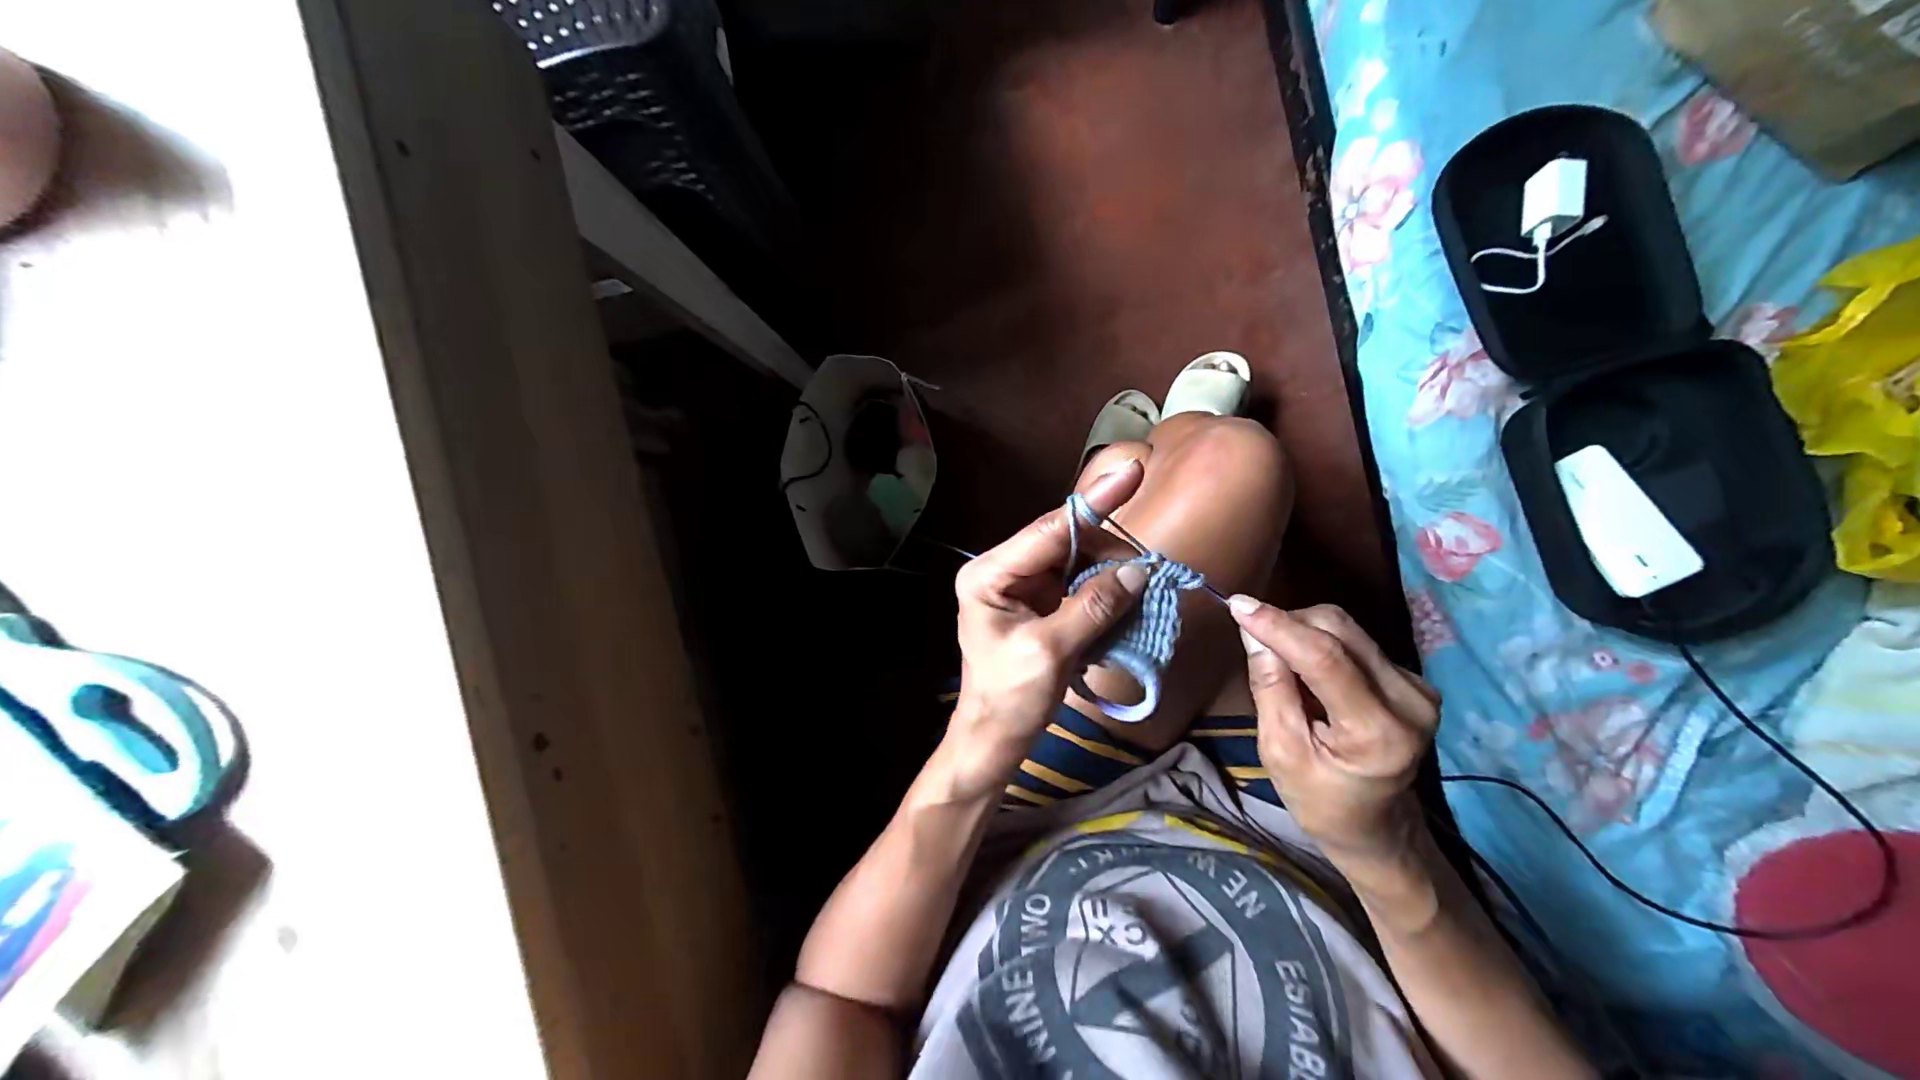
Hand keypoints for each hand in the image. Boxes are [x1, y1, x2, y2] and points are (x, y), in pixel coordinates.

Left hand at [943, 462, 1149, 801]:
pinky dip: (1105, 591)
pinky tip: (1125, 601)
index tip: (1132, 471)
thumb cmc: (1009, 698)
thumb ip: (1092, 607)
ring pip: (1076, 561)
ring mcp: (1023, 586)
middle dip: (1108, 550)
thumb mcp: (1050, 652)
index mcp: (989, 575)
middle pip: (1066, 540)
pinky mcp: (1041, 603)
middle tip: (1146, 570)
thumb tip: (1137, 572)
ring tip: (1140, 590)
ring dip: (1111, 572)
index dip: (1094, 502)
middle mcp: (1003, 571)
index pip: (1049, 529)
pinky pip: (1079, 584)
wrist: (994, 738)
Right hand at [1227, 598, 1440, 870]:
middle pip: (1339, 630)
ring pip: (1347, 628)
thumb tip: (1253, 632)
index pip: (1325, 658)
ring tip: (1281, 662)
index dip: (1278, 626)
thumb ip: (1270, 688)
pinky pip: (1355, 640)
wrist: (1377, 827)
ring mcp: (1418, 688)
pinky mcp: (1413, 680)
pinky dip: (1320, 643)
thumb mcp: (1279, 752)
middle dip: (1288, 624)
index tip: (1237, 605)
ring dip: (1302, 631)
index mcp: (1377, 732)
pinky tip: (1308, 672)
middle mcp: (1410, 701)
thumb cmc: (1320, 800)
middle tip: (1252, 637)